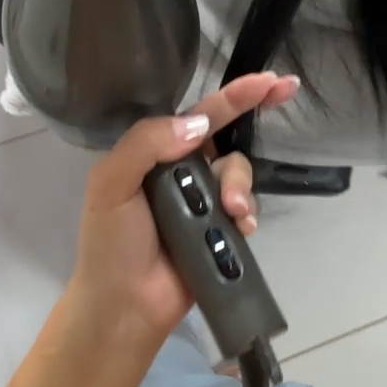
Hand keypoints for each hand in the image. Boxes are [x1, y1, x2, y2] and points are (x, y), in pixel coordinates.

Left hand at [62, 72, 300, 353]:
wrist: (123, 304)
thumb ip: (147, 142)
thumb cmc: (111, 242)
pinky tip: (240, 231)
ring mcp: (205, 205)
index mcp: (157, 154)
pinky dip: (248, 218)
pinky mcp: (221, 234)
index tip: (274, 82)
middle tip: (234, 199)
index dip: (239, 96)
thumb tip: (199, 124)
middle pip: (229, 150)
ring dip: (242, 194)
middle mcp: (184, 173)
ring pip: (241, 181)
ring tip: (231, 219)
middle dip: (238, 170)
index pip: (202, 115)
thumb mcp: (111, 183)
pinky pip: (247, 213)